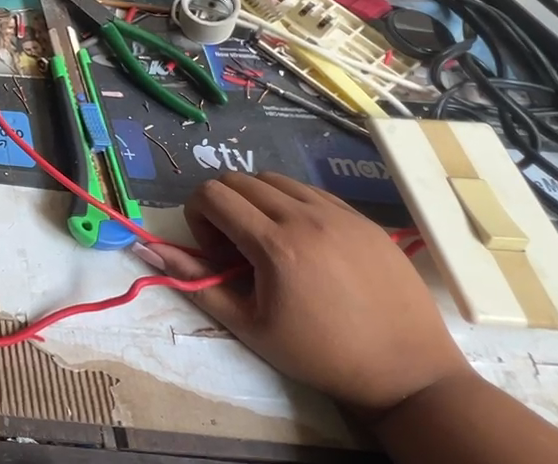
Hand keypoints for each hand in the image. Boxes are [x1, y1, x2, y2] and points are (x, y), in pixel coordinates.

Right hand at [139, 172, 475, 417]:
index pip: (210, 194)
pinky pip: (310, 191)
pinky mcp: (365, 220)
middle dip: (223, 207)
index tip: (219, 254)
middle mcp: (306, 218)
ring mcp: (340, 215)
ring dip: (256, 201)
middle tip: (240, 249)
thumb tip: (146, 250)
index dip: (199, 219)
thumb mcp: (248, 325)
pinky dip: (291, 204)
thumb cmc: (321, 356)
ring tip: (272, 243)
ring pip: (273, 179)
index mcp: (275, 245)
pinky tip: (305, 243)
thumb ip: (195, 281)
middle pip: (237, 179)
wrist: (411, 376)